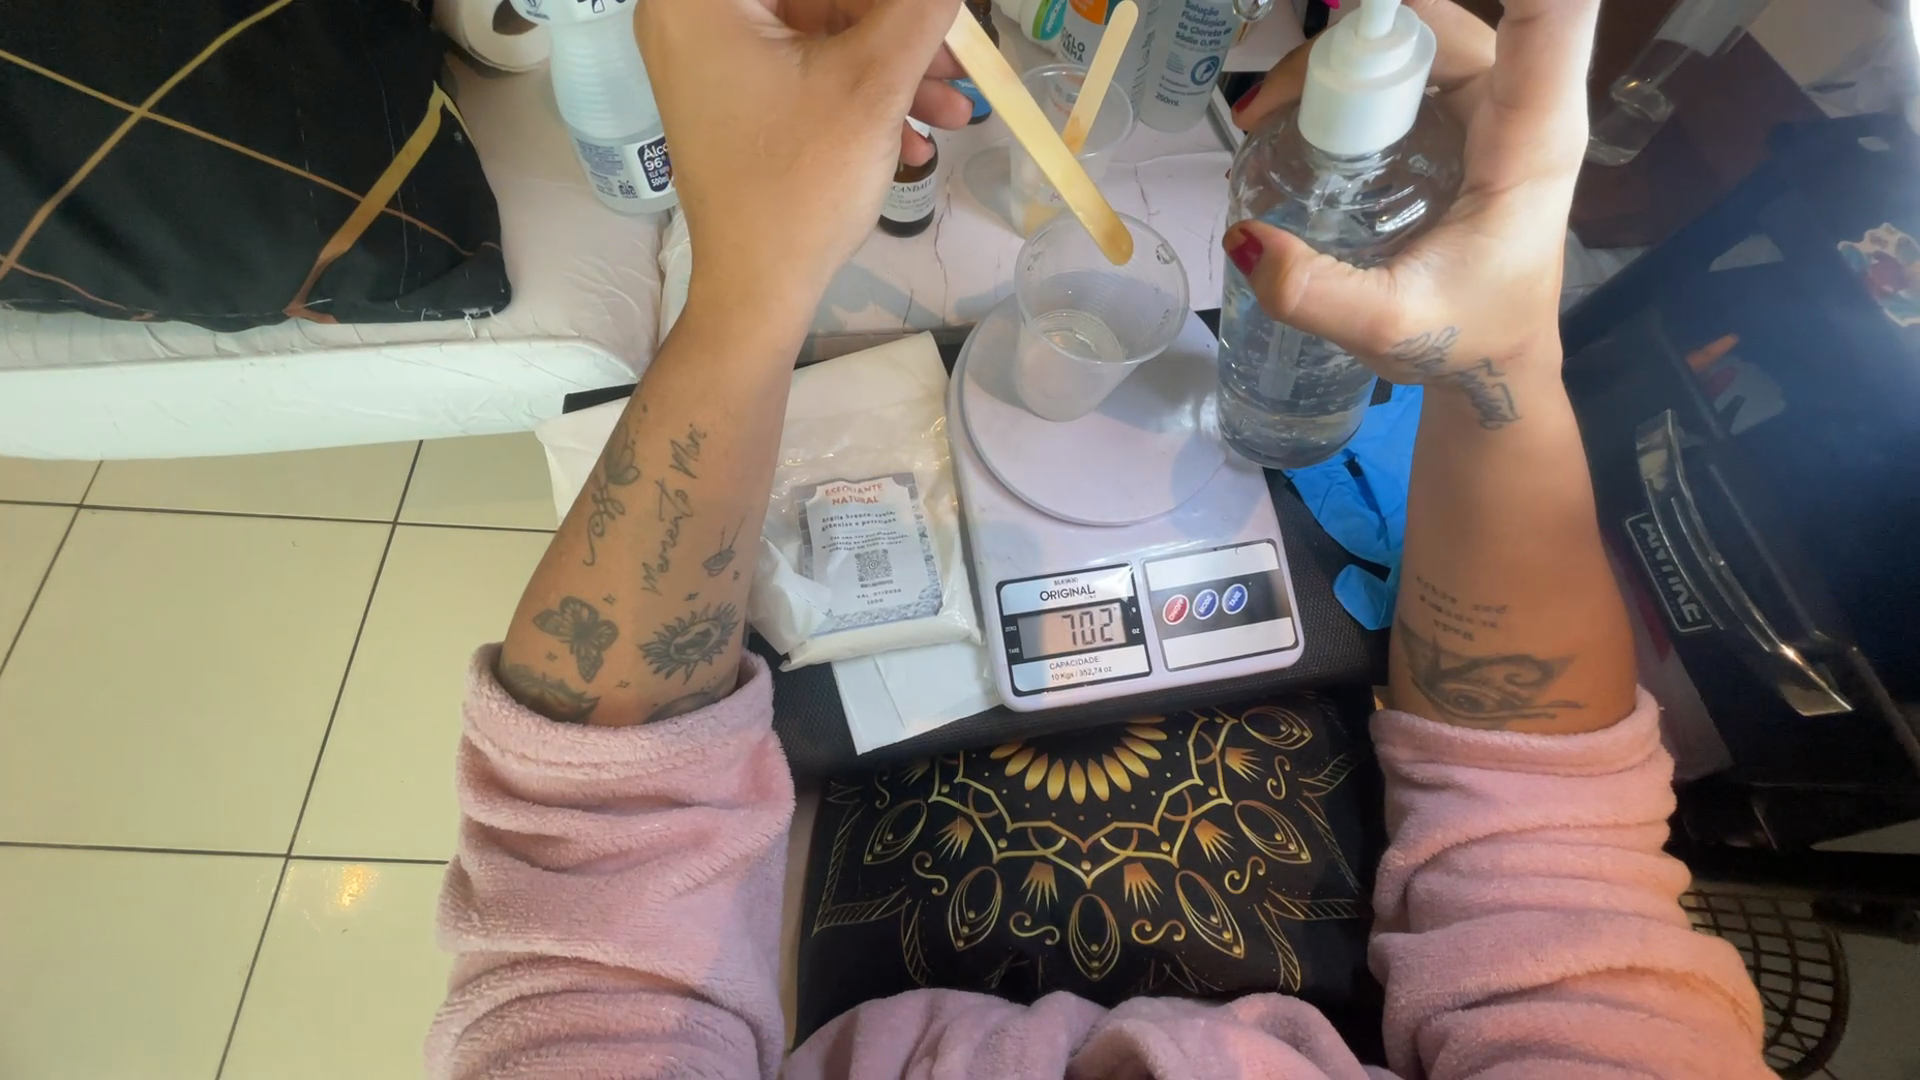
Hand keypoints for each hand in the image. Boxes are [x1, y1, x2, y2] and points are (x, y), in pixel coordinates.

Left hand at [635, 0, 965, 328]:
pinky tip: (912, 137)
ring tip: (953, 111)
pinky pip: (806, 78)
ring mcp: (713, 63)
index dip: (889, 0)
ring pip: (821, 38)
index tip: (933, 14)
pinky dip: (859, 99)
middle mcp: (694, 11)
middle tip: (960, 61)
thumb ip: (919, 8)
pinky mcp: (734, 105)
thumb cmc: (803, 185)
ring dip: (893, 71)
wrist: (760, 291)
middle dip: (900, 31)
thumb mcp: (873, 85)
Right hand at [1224, 0, 1599, 426]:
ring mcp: (1483, 112)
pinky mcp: (1453, 131)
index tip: (1378, 0)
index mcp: (1530, 137)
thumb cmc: (1464, 337)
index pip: (1551, 13)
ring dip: (1338, 62)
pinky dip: (1344, 85)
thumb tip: (1242, 235)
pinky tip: (1293, 124)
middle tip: (1268, 103)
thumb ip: (1313, 291)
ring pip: (1413, 45)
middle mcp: (1517, 104)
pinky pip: (1399, 79)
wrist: (1490, 359)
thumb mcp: (1386, 325)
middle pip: (1439, 26)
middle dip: (1355, 39)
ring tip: (1263, 114)